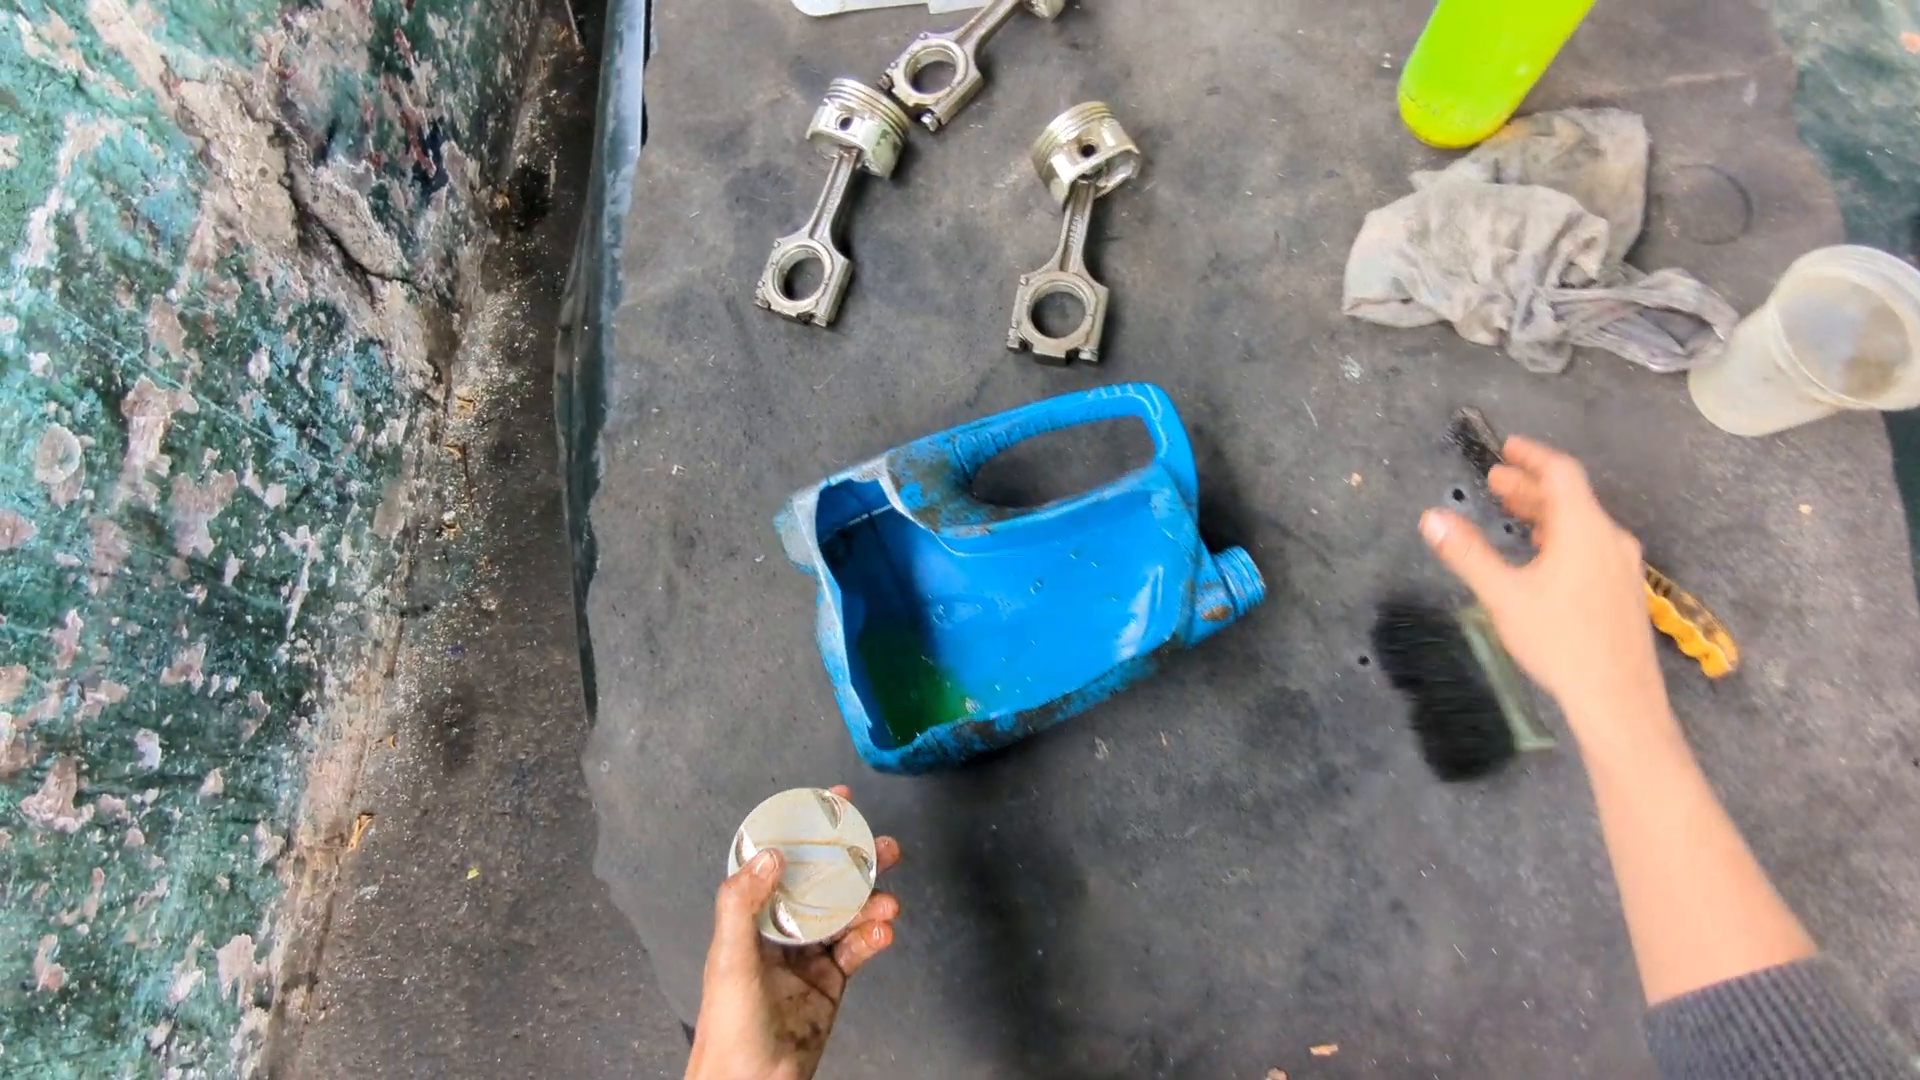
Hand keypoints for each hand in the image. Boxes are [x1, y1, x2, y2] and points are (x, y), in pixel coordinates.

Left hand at [684, 786, 901, 1079]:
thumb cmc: (730, 1027)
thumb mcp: (728, 960)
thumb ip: (743, 904)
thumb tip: (772, 854)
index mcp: (754, 915)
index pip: (780, 857)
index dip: (806, 827)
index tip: (834, 801)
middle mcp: (783, 927)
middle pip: (824, 879)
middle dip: (854, 860)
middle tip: (883, 845)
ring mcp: (809, 953)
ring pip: (848, 911)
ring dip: (872, 901)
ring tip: (890, 902)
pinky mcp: (832, 981)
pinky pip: (858, 949)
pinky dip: (874, 938)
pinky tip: (884, 935)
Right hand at [1419, 436, 1678, 757]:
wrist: (1617, 696)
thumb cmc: (1558, 639)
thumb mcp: (1502, 595)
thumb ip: (1467, 553)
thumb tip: (1431, 517)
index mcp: (1584, 531)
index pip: (1562, 475)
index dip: (1532, 456)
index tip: (1507, 447)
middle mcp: (1609, 540)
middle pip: (1571, 498)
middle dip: (1529, 486)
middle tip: (1494, 481)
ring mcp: (1620, 566)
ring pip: (1580, 523)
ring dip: (1543, 511)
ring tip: (1511, 512)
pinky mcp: (1620, 589)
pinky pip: (1588, 544)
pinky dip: (1557, 534)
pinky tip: (1538, 554)